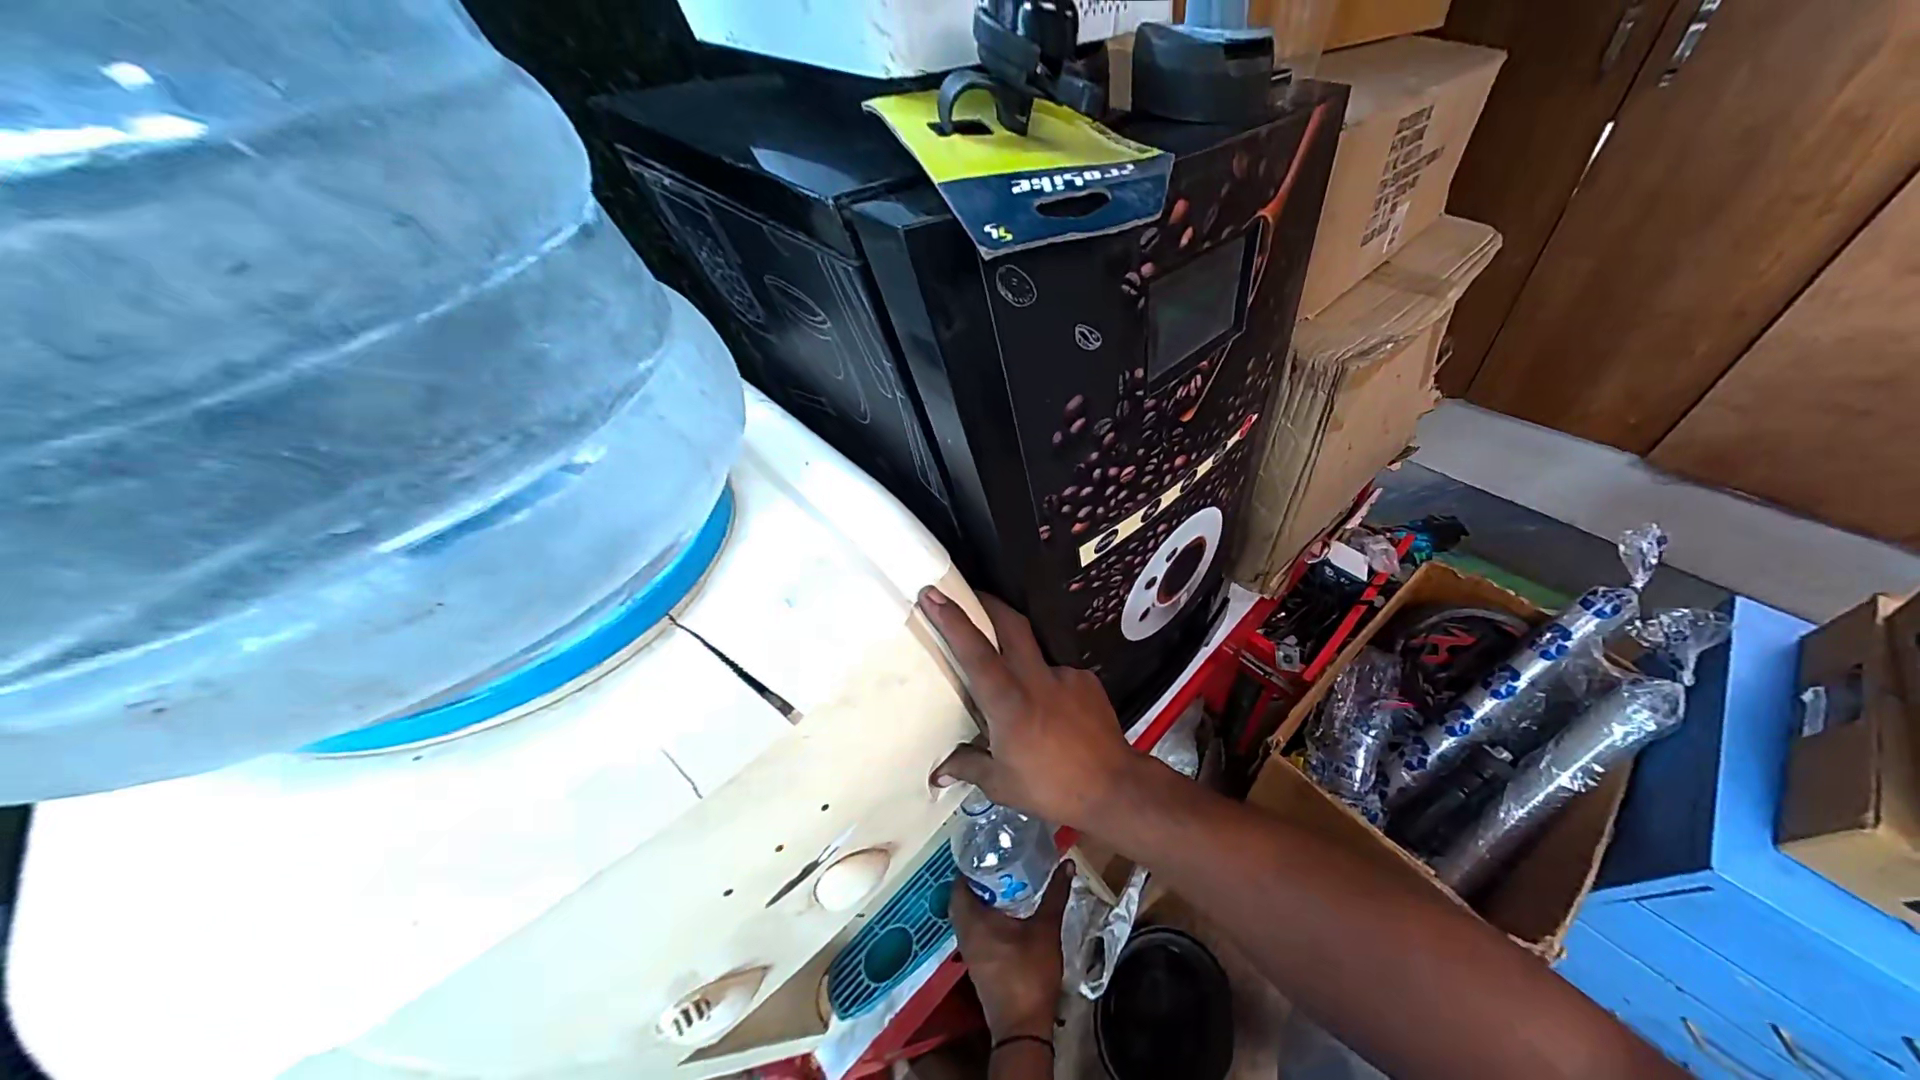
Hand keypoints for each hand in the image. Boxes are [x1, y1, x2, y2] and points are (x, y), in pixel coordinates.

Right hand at [920, 588, 1140, 827]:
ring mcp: (1066, 676)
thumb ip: (967, 766)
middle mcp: (1036, 679)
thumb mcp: (1001, 784)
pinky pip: (1058, 673)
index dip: (953, 621)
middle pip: (1011, 624)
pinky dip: (1046, 684)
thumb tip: (937, 771)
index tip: (934, 595)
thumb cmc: (1052, 788)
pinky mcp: (1087, 681)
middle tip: (970, 596)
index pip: (975, 652)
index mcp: (1008, 702)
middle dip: (988, 603)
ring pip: (1034, 651)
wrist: (1116, 788)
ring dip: (1019, 655)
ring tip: (1017, 687)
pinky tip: (1051, 710)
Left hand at [949, 861, 1073, 1040]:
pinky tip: (1004, 912)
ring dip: (979, 898)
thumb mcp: (1046, 929)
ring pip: (965, 914)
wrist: (1023, 1026)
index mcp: (973, 919)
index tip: (987, 849)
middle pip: (960, 897)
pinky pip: (971, 929)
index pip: (959, 881)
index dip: (970, 862)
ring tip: (1003, 882)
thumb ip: (1055, 895)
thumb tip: (1067, 863)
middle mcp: (964, 932)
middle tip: (997, 863)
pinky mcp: (976, 963)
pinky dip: (982, 916)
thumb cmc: (1031, 973)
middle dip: (976, 879)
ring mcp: (967, 950)